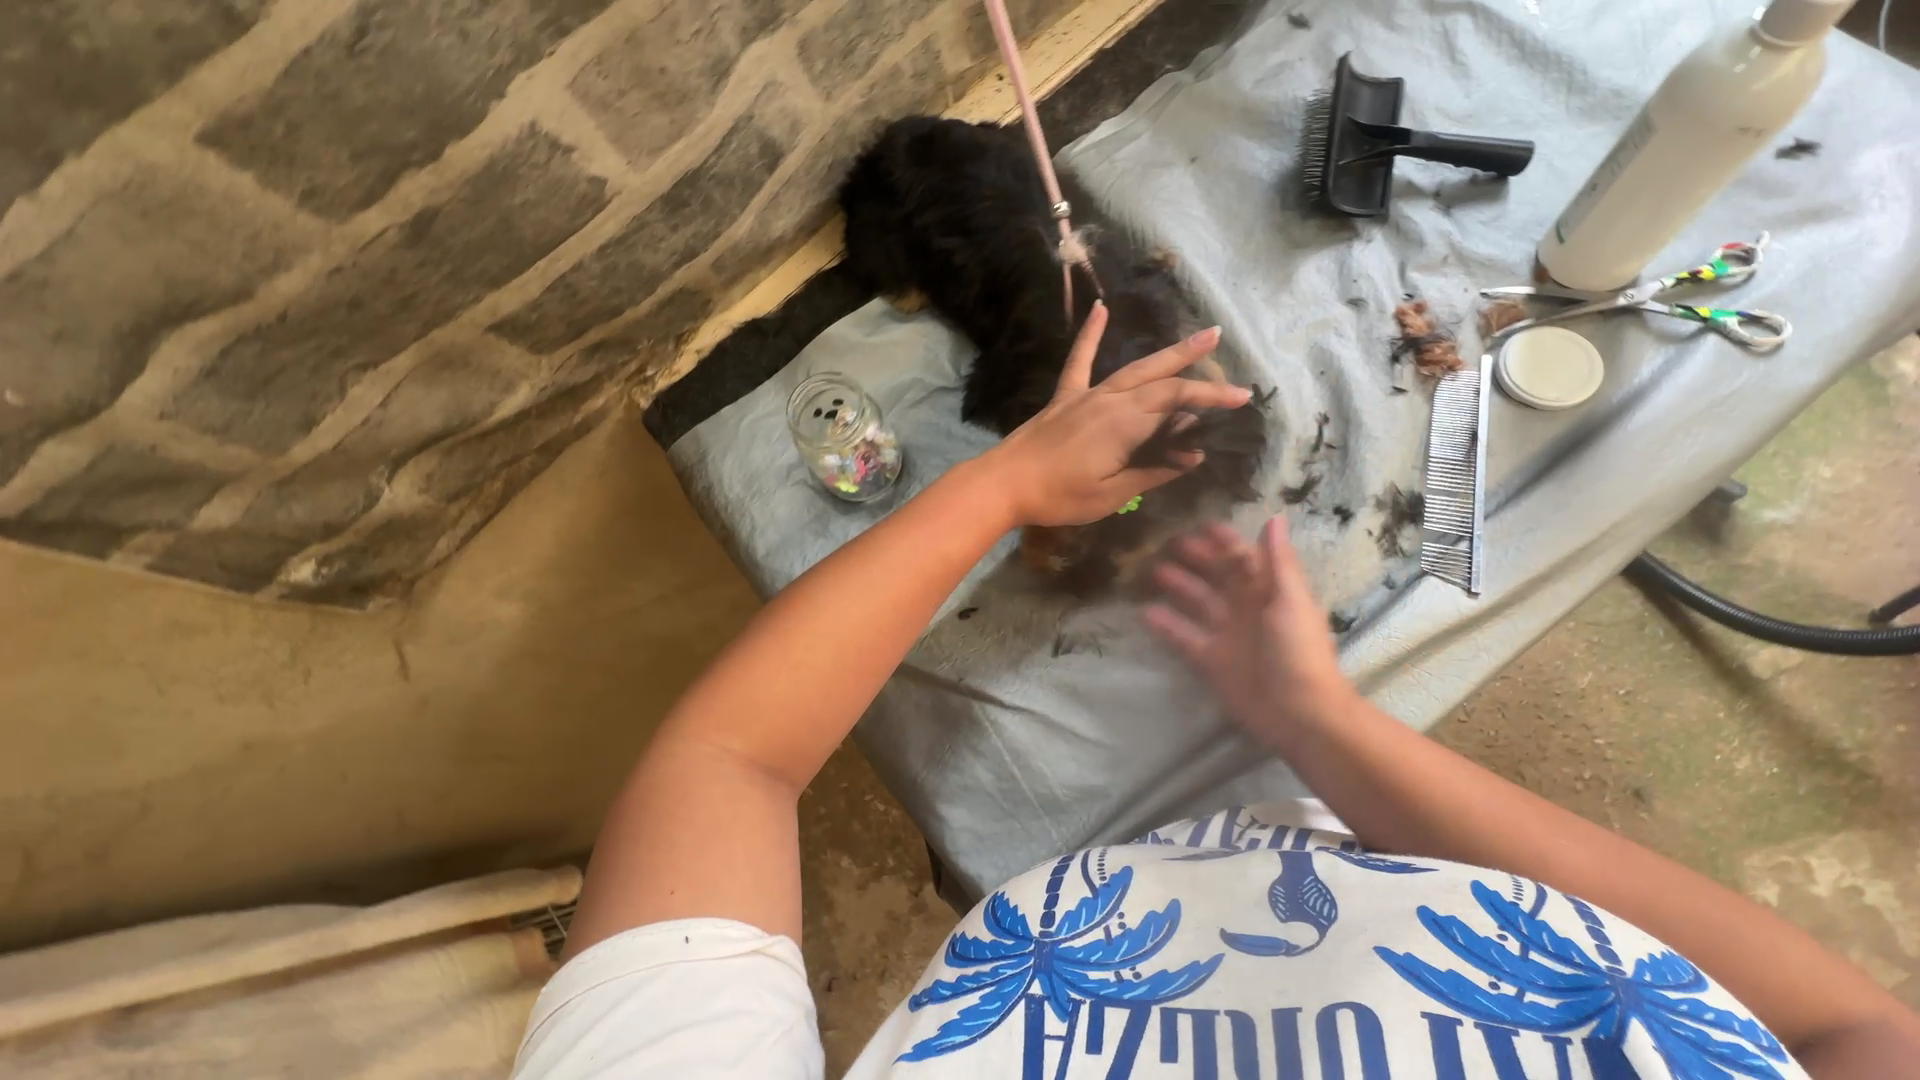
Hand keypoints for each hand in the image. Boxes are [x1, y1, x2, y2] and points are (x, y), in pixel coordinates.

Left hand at [981, 303, 1252, 527]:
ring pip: (1133, 368)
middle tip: (1220, 339)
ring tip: (1193, 333)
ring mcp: (1086, 396)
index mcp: (1125, 424)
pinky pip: (1079, 361)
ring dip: (1164, 351)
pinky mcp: (1064, 398)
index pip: (1177, 401)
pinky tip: (1099, 310)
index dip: (1211, 396)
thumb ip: (1153, 472)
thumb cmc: (1058, 496)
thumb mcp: (1112, 494)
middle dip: (1194, 362)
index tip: (1242, 398)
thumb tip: (1192, 455)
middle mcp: (1109, 400)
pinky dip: (1090, 335)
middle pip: (1160, 377)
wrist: (1003, 484)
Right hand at [1143, 518, 1358, 747]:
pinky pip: (1184, 637)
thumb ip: (1278, 561)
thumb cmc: (1299, 651)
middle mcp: (1246, 608)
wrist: (1298, 712)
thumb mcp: (1291, 600)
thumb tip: (1274, 517)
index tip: (1201, 526)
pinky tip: (1145, 613)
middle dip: (1196, 560)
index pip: (1244, 558)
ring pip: (1198, 603)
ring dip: (1178, 587)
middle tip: (1167, 545)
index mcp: (1269, 591)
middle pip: (1217, 577)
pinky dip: (1167, 626)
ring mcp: (1227, 635)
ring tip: (1153, 572)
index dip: (1225, 541)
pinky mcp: (1210, 660)